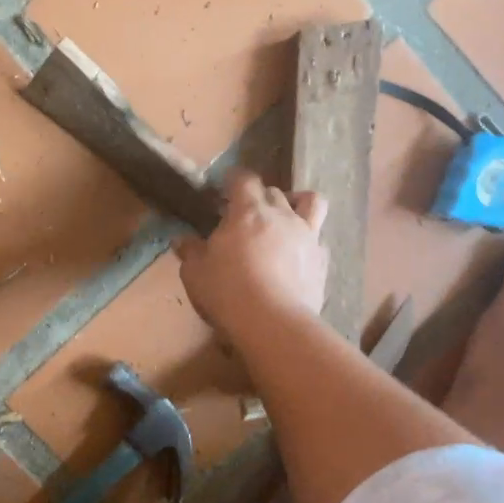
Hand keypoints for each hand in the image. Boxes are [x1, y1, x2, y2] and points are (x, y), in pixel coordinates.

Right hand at [176, 169, 329, 335]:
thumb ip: (191, 252)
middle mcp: (281, 215)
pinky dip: (306, 240)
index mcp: (247, 213)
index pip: (244, 180)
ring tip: (285, 216)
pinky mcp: (321, 258)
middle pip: (273, 191)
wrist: (273, 322)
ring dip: (297, 202)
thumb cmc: (226, 292)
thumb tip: (181, 240)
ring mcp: (307, 235)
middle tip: (244, 214)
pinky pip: (317, 238)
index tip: (224, 187)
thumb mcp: (195, 273)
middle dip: (258, 197)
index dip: (234, 180)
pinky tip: (295, 255)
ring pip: (311, 201)